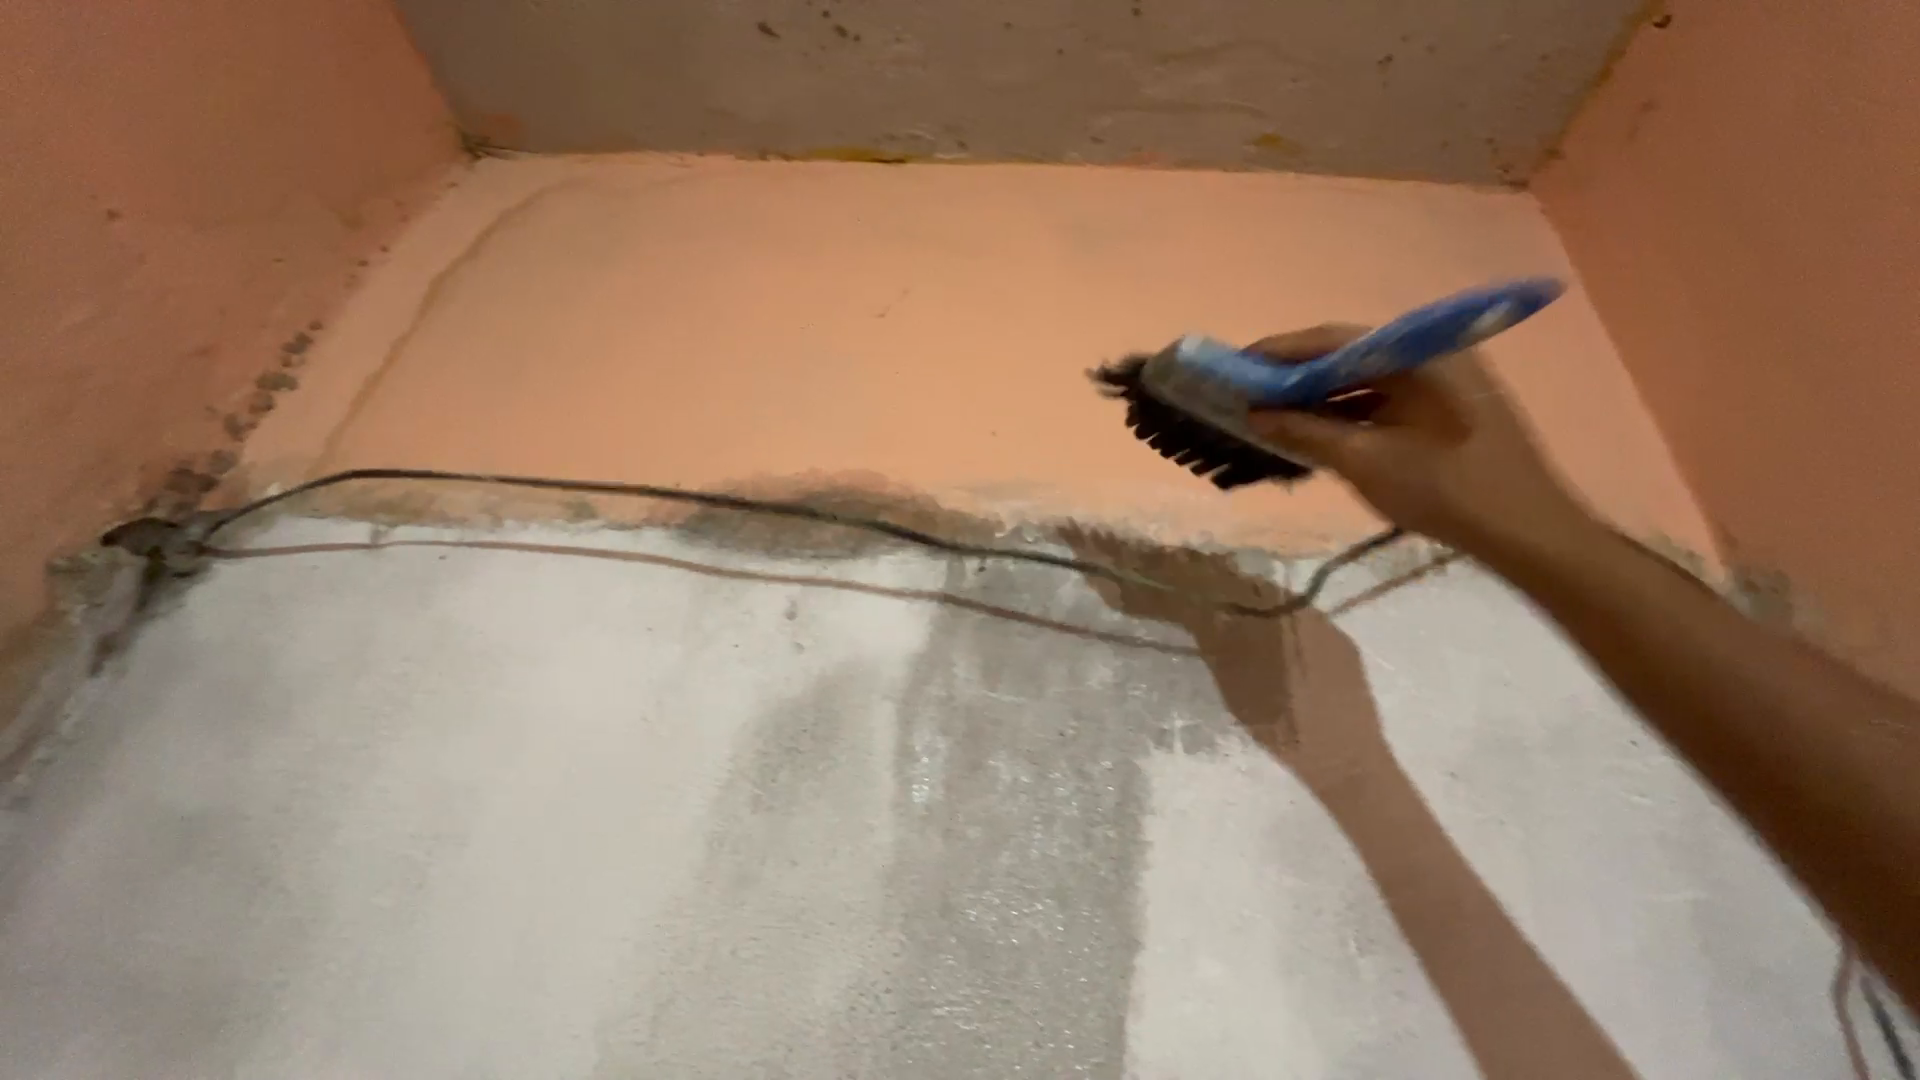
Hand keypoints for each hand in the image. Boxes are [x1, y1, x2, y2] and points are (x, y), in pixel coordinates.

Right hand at [1244, 324, 1595, 559]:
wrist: (1528, 533)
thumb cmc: (1446, 490)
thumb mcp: (1364, 462)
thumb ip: (1305, 432)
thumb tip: (1254, 414)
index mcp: (1419, 354)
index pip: (1333, 340)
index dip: (1279, 352)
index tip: (1236, 366)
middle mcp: (1432, 354)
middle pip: (1349, 354)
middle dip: (1295, 374)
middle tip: (1248, 390)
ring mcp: (1443, 380)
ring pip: (1365, 378)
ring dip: (1319, 395)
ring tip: (1272, 412)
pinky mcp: (1445, 407)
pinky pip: (1383, 398)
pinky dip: (1346, 411)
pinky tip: (1315, 429)